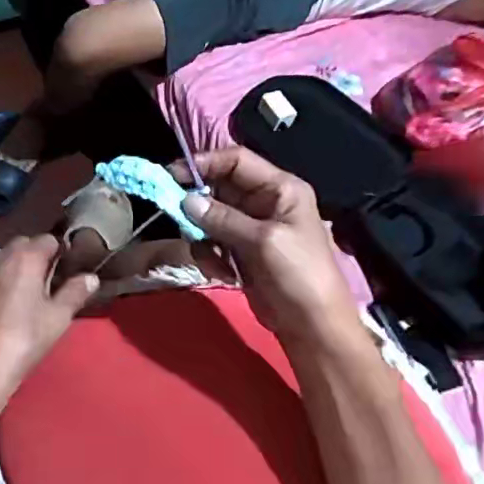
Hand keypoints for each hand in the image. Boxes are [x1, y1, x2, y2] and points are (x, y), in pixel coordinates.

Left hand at [0, 236, 96, 424]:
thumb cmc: (24, 340)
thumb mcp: (58, 318)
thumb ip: (75, 292)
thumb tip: (91, 277)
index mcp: (25, 258)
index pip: (48, 239)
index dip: (60, 252)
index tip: (66, 271)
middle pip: (22, 245)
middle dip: (36, 257)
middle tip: (47, 285)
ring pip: (0, 260)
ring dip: (13, 269)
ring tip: (22, 297)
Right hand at [175, 148, 358, 342]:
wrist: (311, 323)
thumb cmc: (299, 274)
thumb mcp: (263, 241)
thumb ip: (223, 218)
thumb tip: (185, 200)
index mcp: (279, 188)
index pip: (236, 160)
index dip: (204, 163)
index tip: (172, 175)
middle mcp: (263, 202)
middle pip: (218, 188)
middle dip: (198, 206)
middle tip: (181, 222)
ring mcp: (250, 228)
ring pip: (209, 218)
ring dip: (204, 238)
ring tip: (216, 261)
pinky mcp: (240, 252)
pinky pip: (211, 243)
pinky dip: (211, 257)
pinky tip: (225, 274)